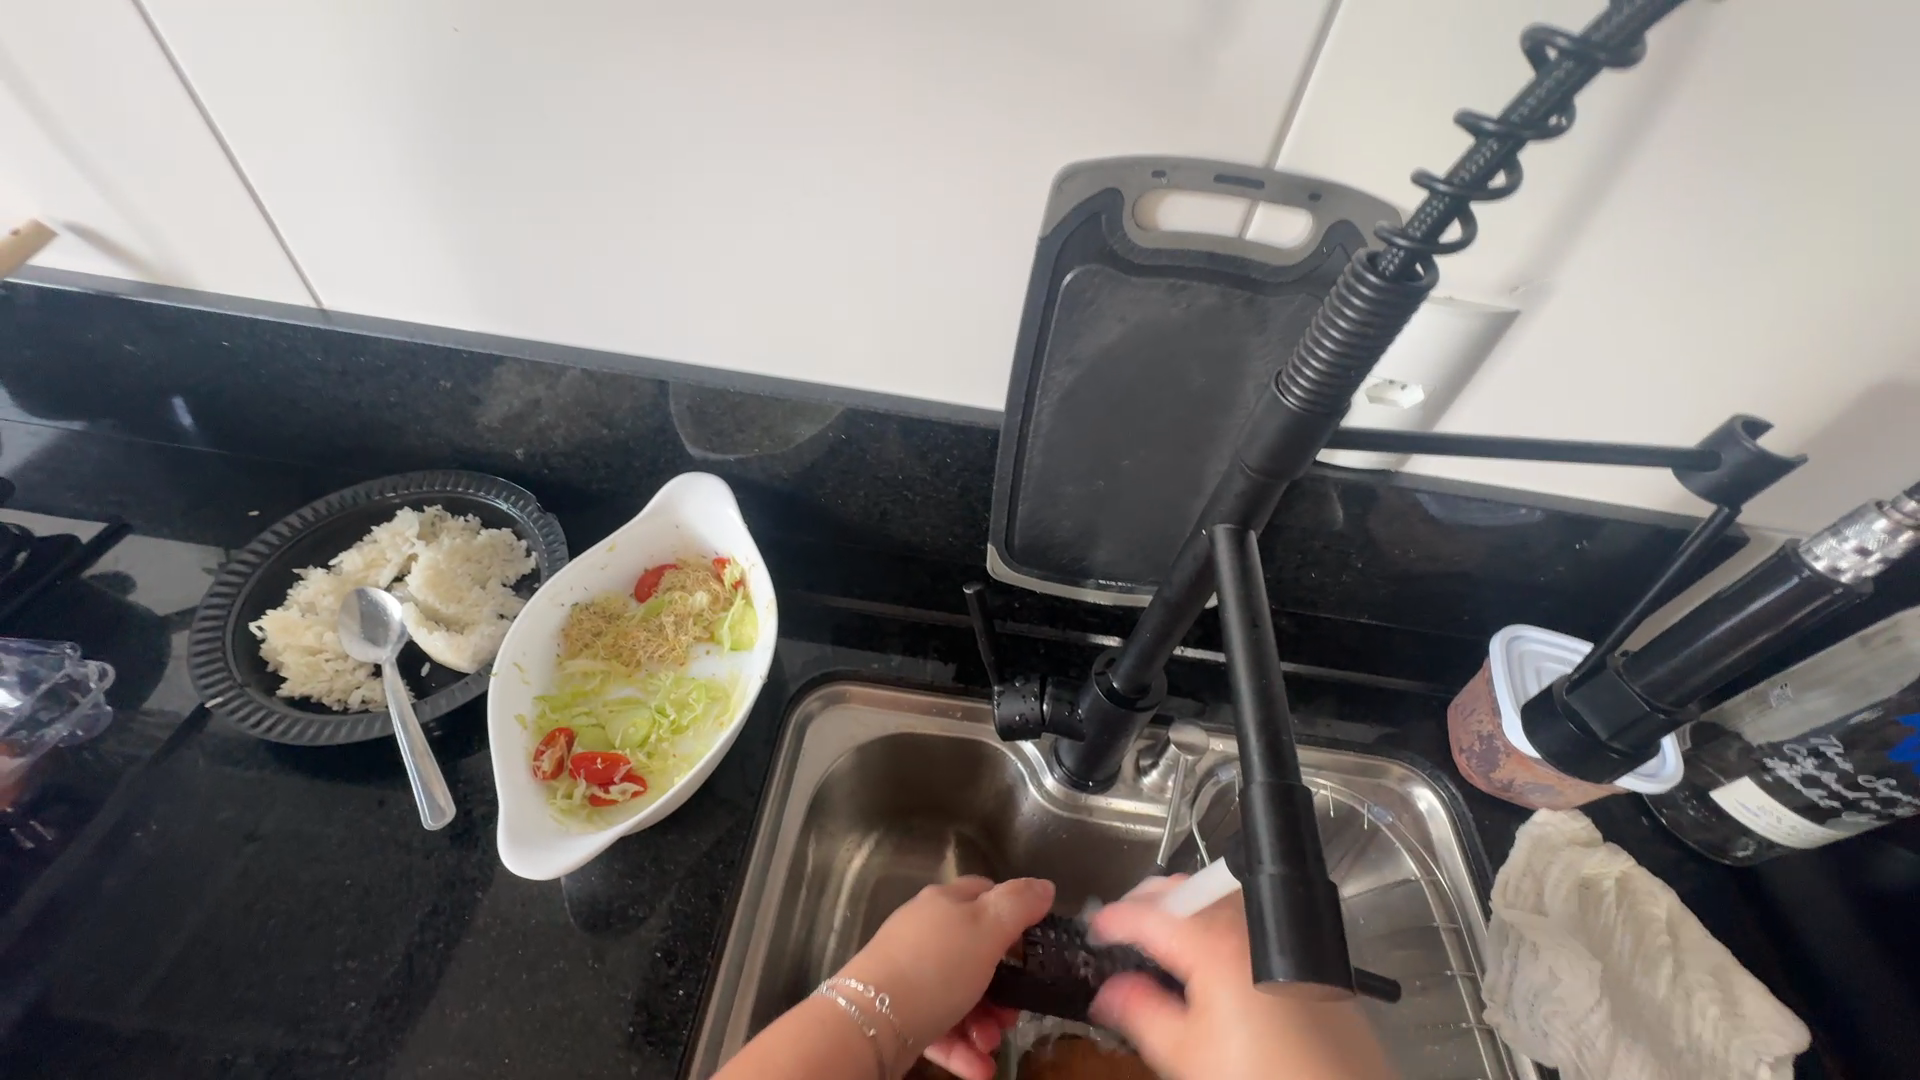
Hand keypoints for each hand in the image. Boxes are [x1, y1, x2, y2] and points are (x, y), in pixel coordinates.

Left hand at [836, 876, 1053, 1079]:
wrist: (869, 1022)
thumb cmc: (936, 966)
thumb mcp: (987, 927)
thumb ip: (1019, 904)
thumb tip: (1044, 886)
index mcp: (945, 903)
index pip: (984, 894)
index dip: (1013, 915)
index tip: (1034, 947)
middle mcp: (926, 933)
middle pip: (976, 953)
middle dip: (1003, 987)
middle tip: (1015, 1013)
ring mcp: (910, 973)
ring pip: (961, 995)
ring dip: (986, 1023)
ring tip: (992, 1045)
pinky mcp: (899, 1014)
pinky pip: (941, 1028)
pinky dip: (963, 1048)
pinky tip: (980, 1069)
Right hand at [1088, 880, 1394, 1079]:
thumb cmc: (1265, 1079)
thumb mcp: (1188, 1055)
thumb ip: (1139, 1013)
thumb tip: (1109, 990)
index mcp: (1210, 941)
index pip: (1144, 914)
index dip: (1111, 919)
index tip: (1094, 930)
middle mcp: (1244, 922)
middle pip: (1179, 890)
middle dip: (1143, 901)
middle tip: (1122, 927)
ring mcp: (1276, 932)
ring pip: (1213, 895)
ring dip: (1180, 904)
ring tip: (1160, 933)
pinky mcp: (1301, 951)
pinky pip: (1245, 914)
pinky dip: (1215, 917)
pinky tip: (1208, 949)